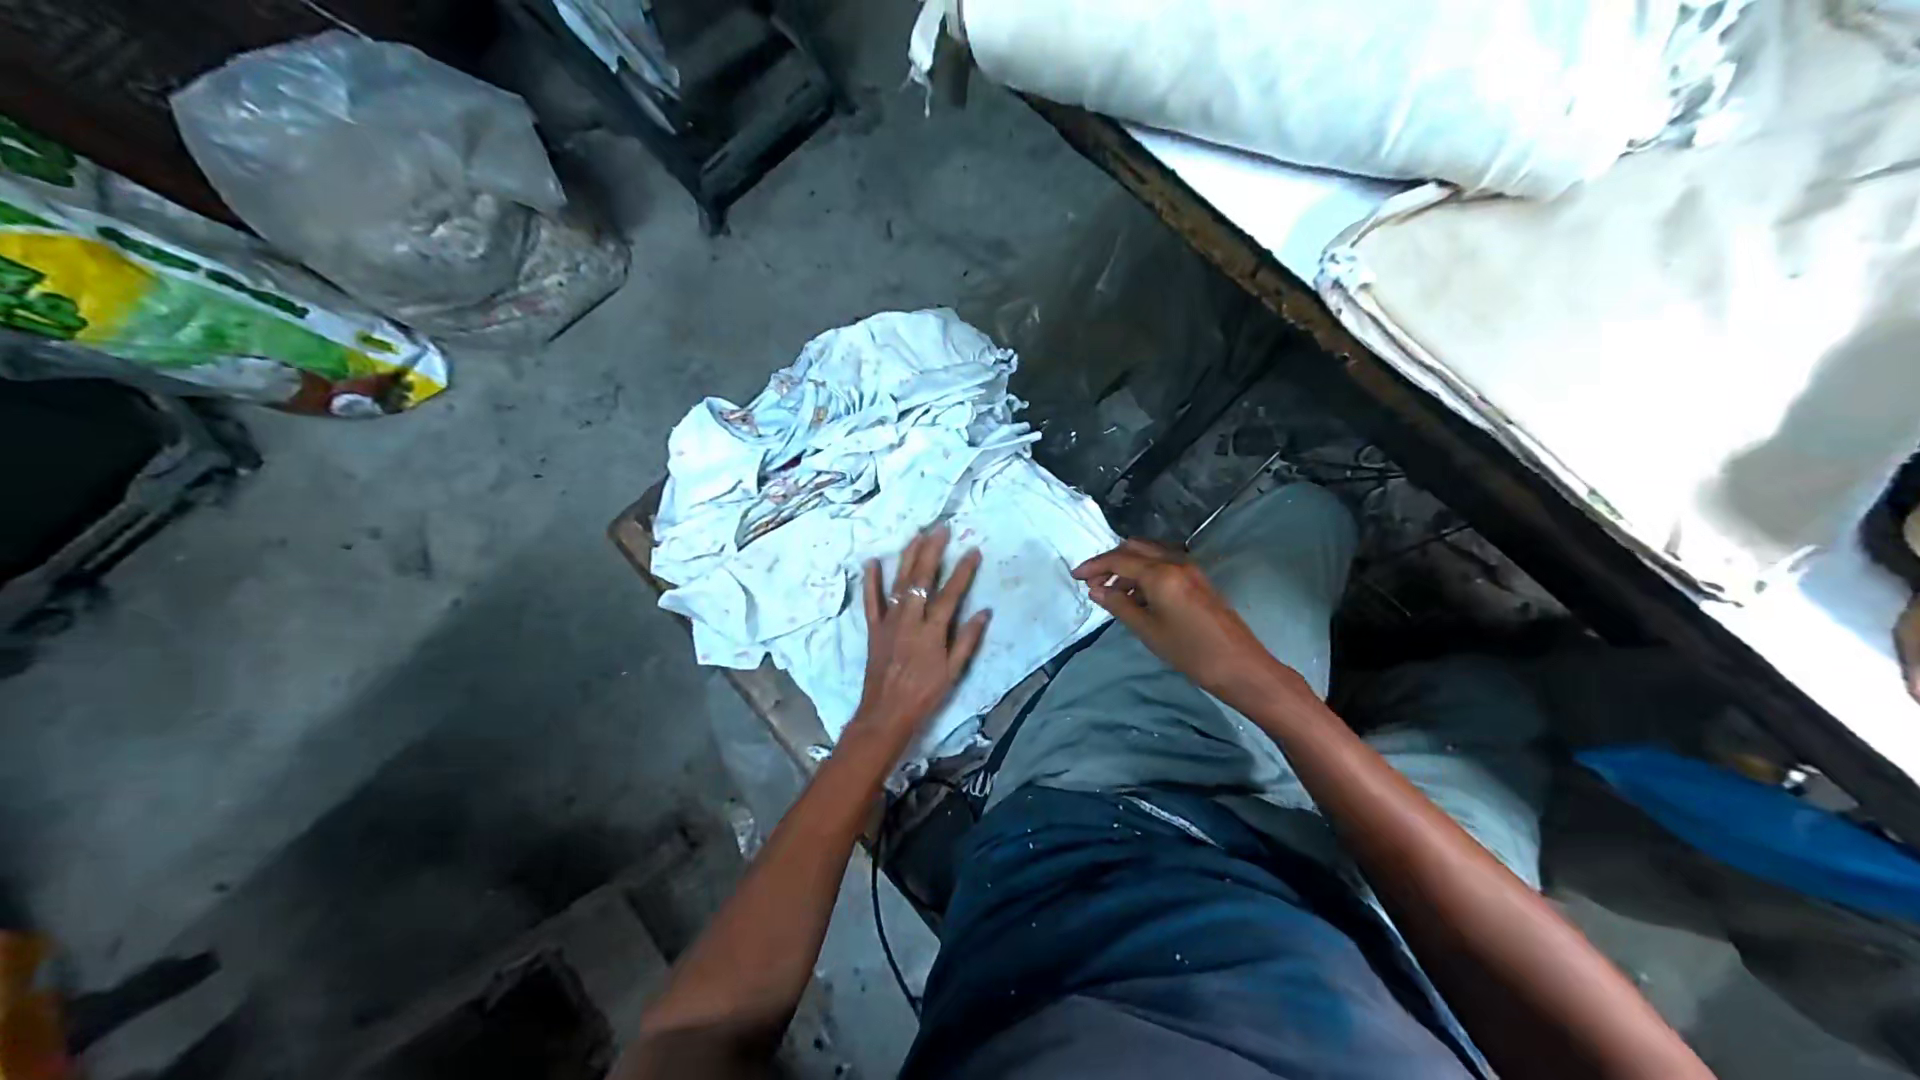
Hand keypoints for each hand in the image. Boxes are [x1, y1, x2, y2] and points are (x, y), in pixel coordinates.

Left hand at [851, 524, 990, 743]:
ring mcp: (889, 622)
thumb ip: (967, 640)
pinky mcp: (873, 628)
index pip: (951, 593)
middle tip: (942, 529)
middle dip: (932, 551)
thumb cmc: (925, 694)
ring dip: (907, 557)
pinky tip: (872, 562)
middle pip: (921, 579)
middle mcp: (910, 619)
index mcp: (932, 630)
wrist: (886, 712)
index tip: (973, 550)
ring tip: (917, 535)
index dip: (963, 570)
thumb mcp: (954, 671)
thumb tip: (985, 612)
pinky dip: (871, 581)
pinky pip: (871, 601)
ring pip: (898, 583)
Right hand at [1074, 539, 1305, 701]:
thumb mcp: (1148, 631)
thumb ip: (1119, 606)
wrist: (1240, 666)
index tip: (1075, 576)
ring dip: (1128, 566)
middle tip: (1093, 583)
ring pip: (1150, 554)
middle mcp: (1176, 562)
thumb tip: (1096, 590)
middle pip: (1135, 549)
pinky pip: (1164, 564)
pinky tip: (1138, 595)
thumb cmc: (1190, 652)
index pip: (1119, 560)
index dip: (1094, 566)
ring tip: (1113, 592)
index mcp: (1161, 574)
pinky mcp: (1198, 580)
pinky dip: (1145, 572)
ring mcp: (1190, 569)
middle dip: (1110, 562)